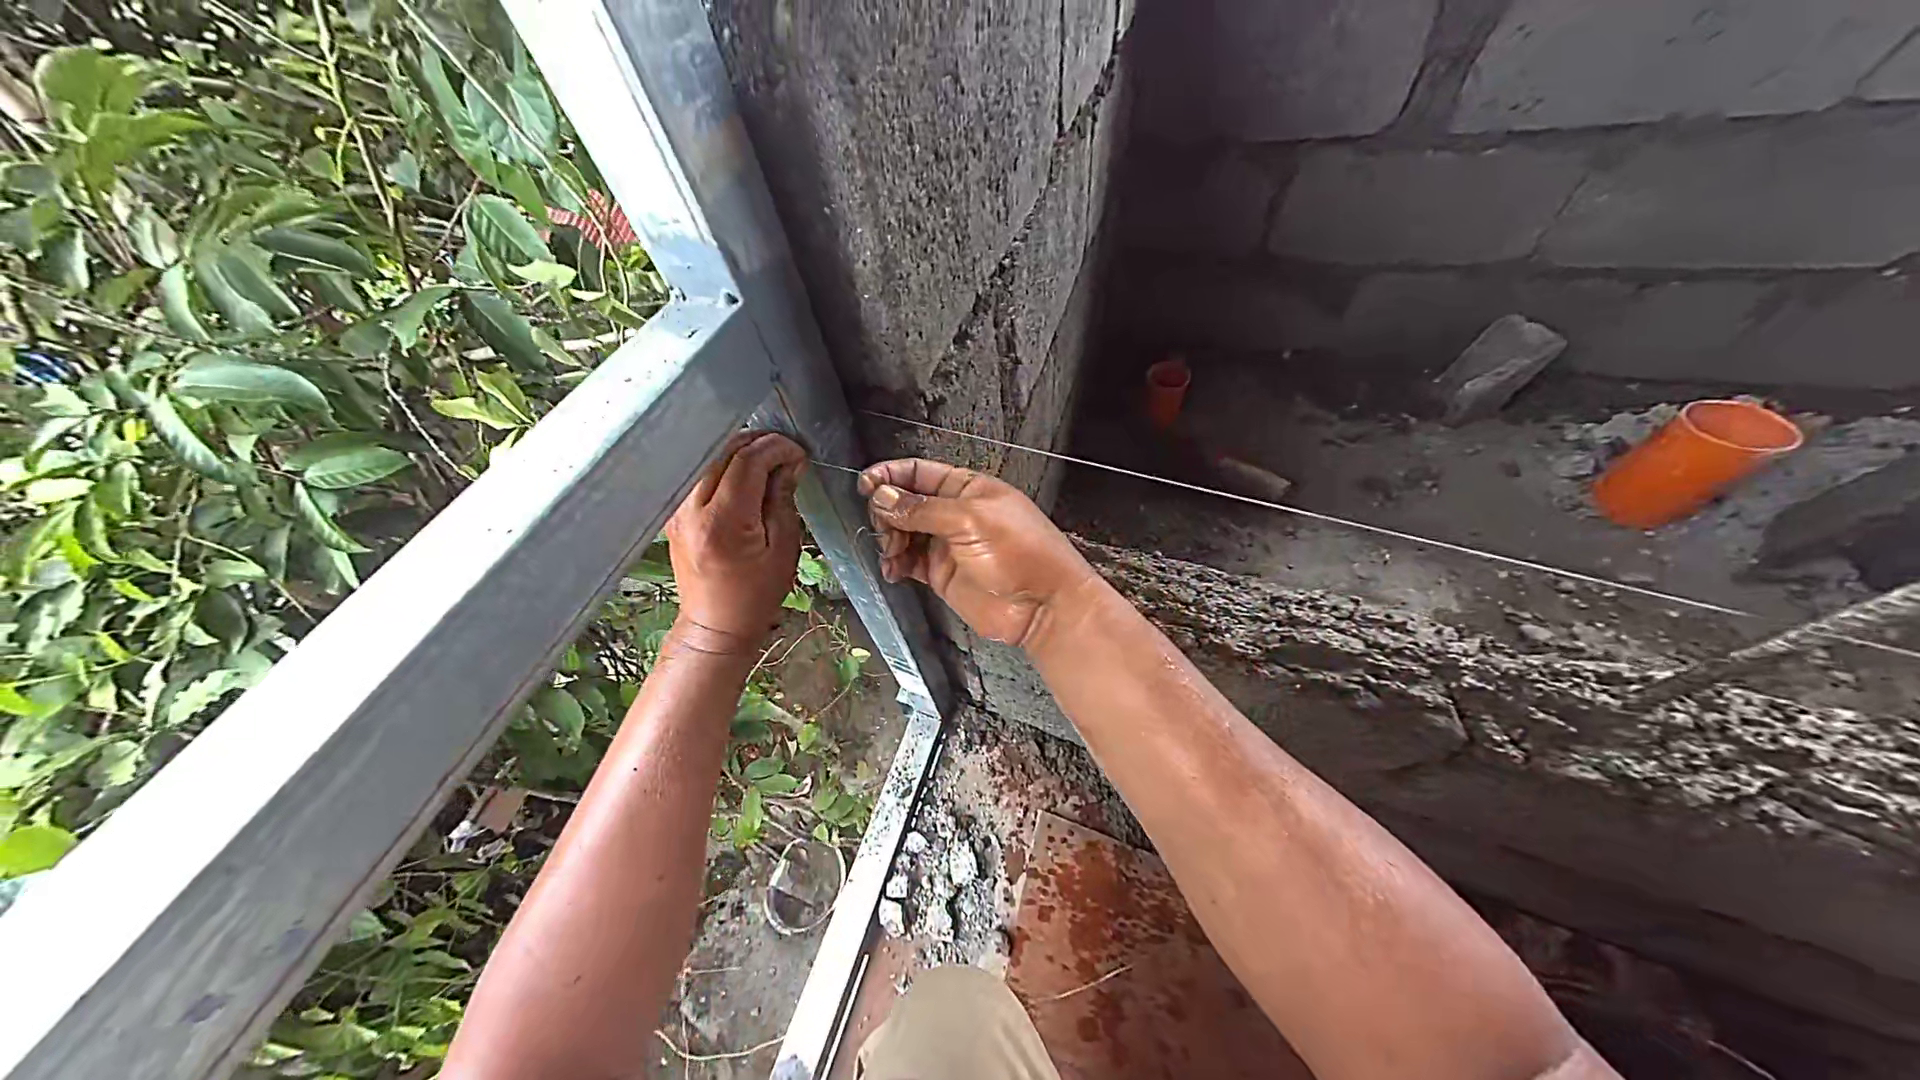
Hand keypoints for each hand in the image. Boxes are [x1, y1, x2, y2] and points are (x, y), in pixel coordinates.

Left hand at [665, 432, 806, 652]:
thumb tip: (788, 465)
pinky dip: (722, 465)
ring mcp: (677, 511)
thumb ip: (782, 500)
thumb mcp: (783, 549)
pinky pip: (698, 474)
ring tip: (766, 462)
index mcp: (723, 523)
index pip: (747, 461)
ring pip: (708, 457)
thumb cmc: (755, 595)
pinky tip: (743, 475)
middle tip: (785, 454)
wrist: (717, 623)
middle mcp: (692, 511)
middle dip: (758, 444)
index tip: (798, 453)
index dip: (777, 448)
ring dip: (739, 451)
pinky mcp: (674, 513)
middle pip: (723, 451)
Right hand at [859, 459, 1098, 646]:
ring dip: (889, 539)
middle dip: (887, 511)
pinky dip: (895, 564)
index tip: (867, 484)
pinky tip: (892, 569)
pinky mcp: (942, 573)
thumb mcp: (970, 521)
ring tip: (891, 551)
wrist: (1043, 606)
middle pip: (906, 503)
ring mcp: (948, 544)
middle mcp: (956, 513)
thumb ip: (923, 508)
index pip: (920, 472)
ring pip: (903, 533)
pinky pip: (908, 561)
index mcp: (968, 489)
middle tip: (884, 525)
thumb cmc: (1024, 555)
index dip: (891, 475)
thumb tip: (884, 497)